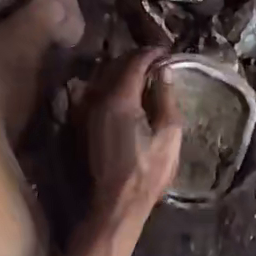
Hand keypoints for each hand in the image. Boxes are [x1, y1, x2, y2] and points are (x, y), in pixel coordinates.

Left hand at [83, 47, 182, 227]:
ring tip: (144, 73)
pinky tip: (127, 91)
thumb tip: (165, 71)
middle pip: (116, 65)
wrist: (117, 203)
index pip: (134, 63)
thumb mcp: (169, 134)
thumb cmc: (148, 170)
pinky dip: (112, 83)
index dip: (151, 53)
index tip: (167, 52)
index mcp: (121, 100)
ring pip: (104, 77)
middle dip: (137, 58)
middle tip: (158, 60)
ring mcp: (88, 112)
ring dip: (123, 69)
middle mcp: (99, 100)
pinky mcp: (85, 123)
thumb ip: (166, 98)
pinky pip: (97, 91)